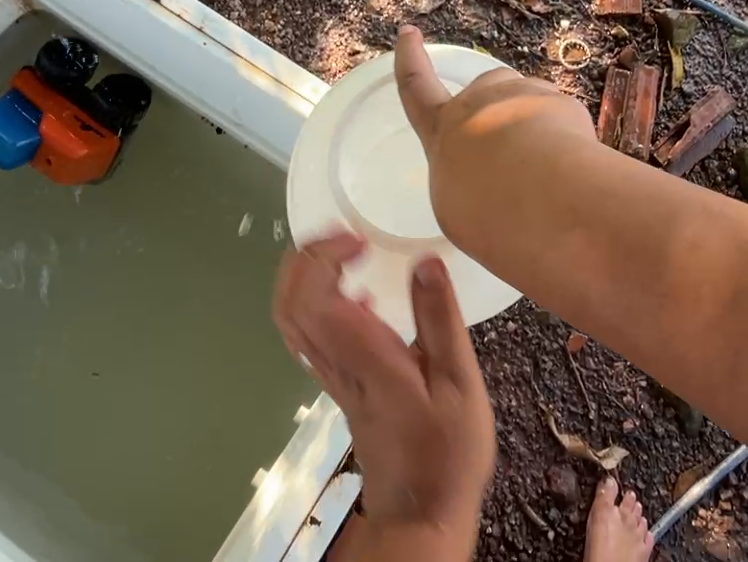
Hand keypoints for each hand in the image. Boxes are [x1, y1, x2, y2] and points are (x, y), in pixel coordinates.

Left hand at [272, 231, 494, 549]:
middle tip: (342, 233)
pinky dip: (316, 299)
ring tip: (342, 250)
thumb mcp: (458, 383)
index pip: (314, 298)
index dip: (323, 257)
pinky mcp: (340, 385)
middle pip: (288, 305)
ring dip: (303, 275)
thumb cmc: (446, 451)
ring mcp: (333, 376)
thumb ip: (439, 320)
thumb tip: (425, 261)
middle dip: (303, 258)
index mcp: (363, 357)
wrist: (420, 515)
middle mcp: (336, 363)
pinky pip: (308, 333)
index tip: (360, 238)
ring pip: (291, 320)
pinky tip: (357, 294)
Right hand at [392, 25, 596, 228]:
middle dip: (498, 108)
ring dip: (533, 124)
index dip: (410, 59)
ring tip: (545, 169)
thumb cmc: (485, 209)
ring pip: (528, 101)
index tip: (409, 32)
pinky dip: (566, 139)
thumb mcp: (456, 207)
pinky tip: (572, 169)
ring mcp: (524, 95)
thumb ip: (464, 182)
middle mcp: (481, 101)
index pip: (417, 88)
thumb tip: (486, 182)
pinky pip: (562, 118)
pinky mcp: (562, 101)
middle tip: (512, 151)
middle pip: (488, 89)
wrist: (543, 196)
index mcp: (444, 128)